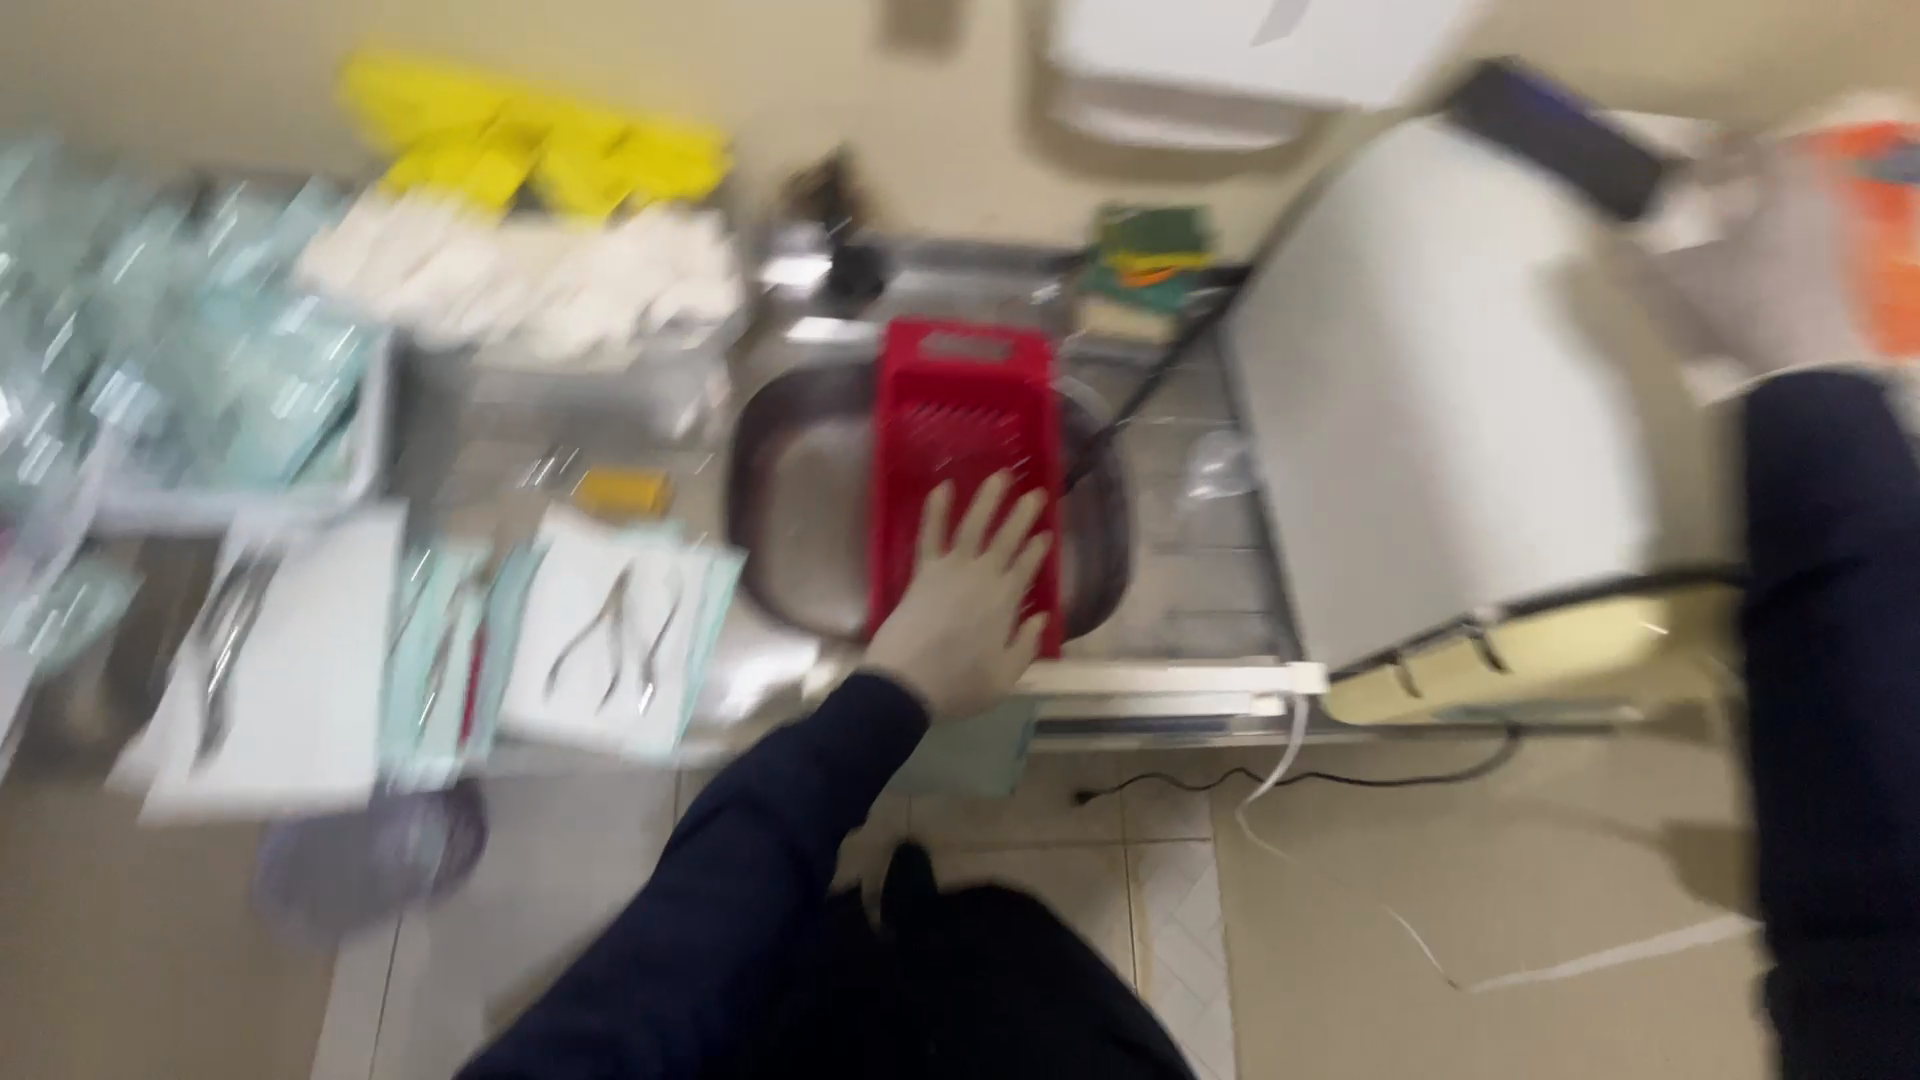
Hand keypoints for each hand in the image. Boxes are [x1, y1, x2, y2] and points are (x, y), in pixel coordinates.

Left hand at [863, 471, 1052, 722]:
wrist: (906, 683)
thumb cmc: (959, 685)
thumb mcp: (1005, 676)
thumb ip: (1026, 645)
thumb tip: (1041, 618)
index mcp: (1006, 602)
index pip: (1028, 566)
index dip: (1039, 548)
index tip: (1046, 533)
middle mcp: (983, 577)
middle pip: (1008, 538)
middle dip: (1024, 514)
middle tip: (1037, 492)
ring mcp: (951, 569)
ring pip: (974, 525)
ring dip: (989, 499)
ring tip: (1002, 475)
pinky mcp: (923, 570)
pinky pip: (931, 534)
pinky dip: (936, 510)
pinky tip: (942, 487)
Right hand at [1650, 139, 1878, 377]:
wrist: (1799, 351)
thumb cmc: (1736, 301)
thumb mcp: (1674, 280)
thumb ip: (1642, 257)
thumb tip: (1613, 242)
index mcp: (1782, 191)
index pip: (1762, 148)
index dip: (1729, 146)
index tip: (1701, 152)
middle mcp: (1817, 199)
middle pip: (1792, 166)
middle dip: (1754, 168)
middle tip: (1719, 179)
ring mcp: (1834, 229)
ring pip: (1803, 195)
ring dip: (1768, 196)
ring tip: (1733, 214)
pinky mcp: (1837, 258)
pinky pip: (1810, 222)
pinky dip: (1782, 223)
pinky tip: (1753, 248)